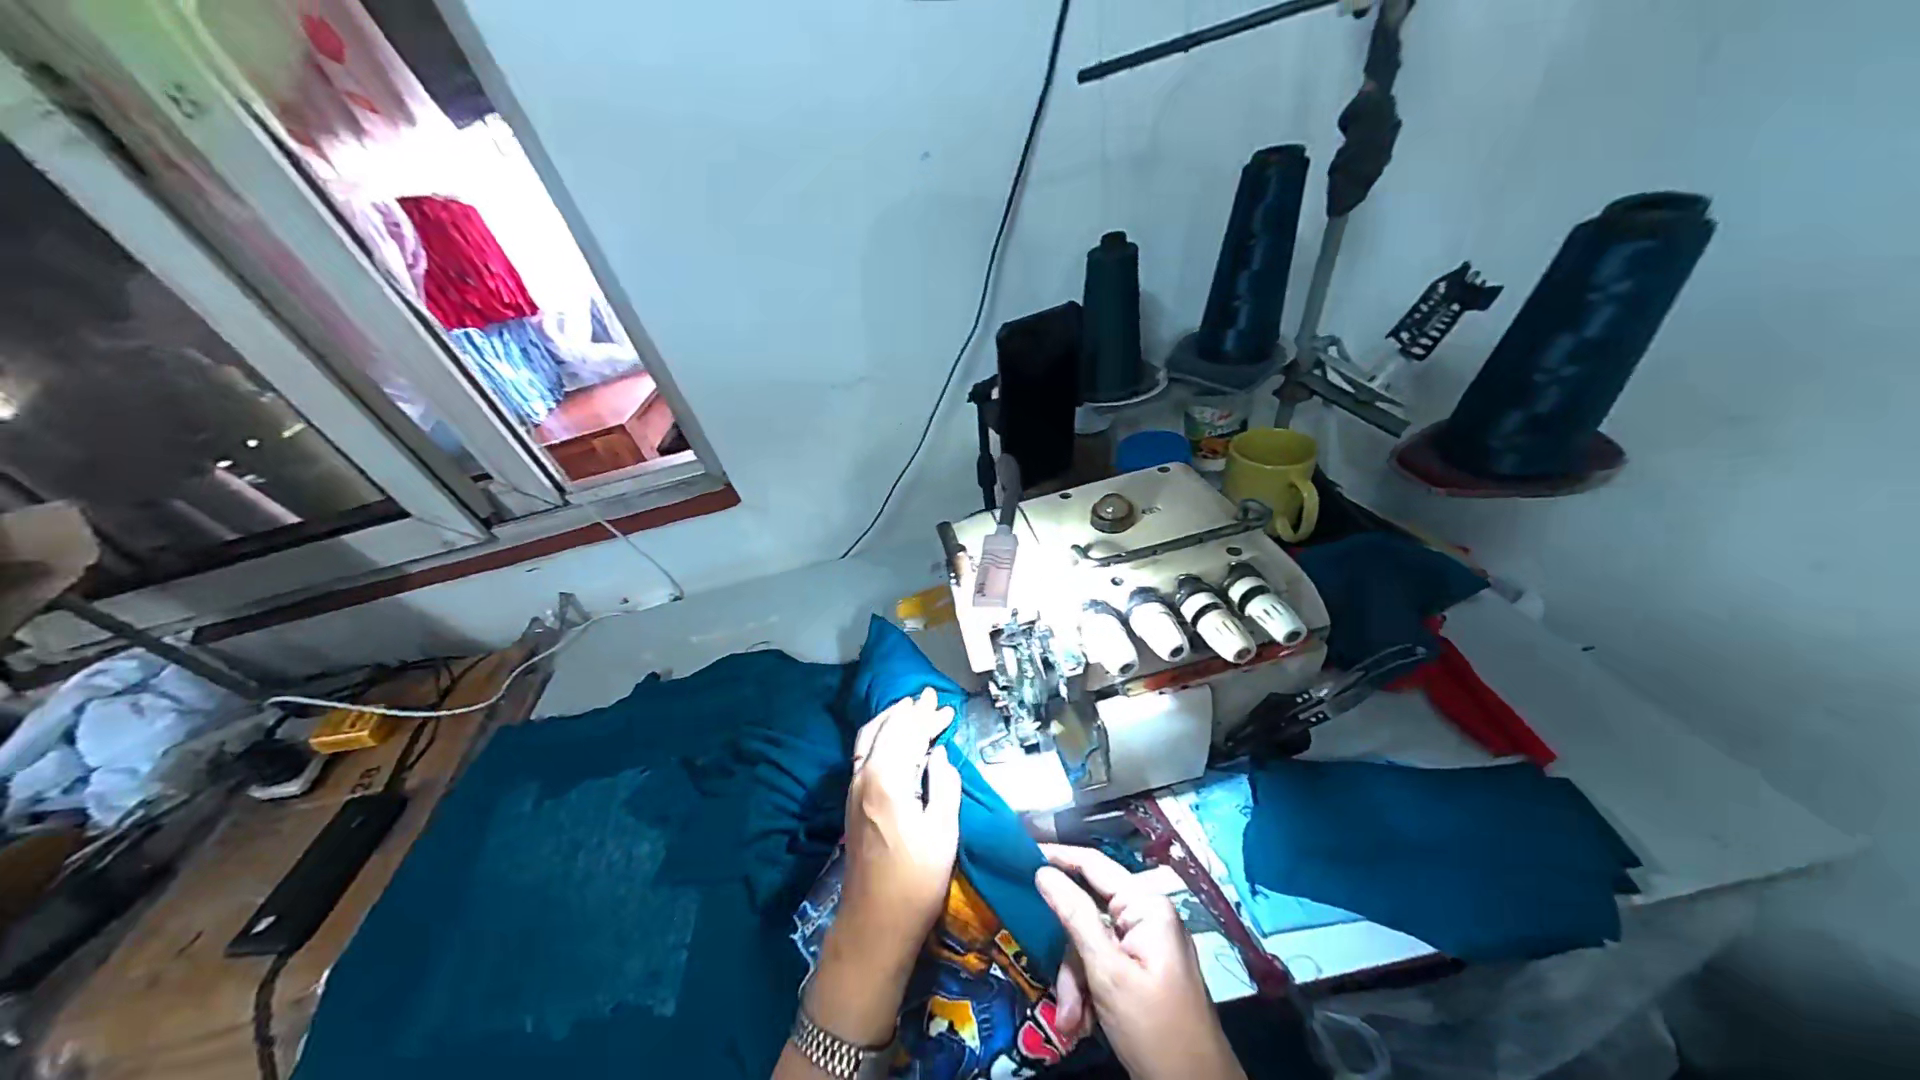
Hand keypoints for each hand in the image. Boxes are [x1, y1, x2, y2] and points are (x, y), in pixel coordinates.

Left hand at [805, 689, 960, 1045]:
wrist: (875, 923)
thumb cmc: (915, 880)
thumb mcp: (942, 832)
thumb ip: (943, 785)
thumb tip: (938, 756)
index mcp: (885, 780)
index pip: (906, 733)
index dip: (925, 716)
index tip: (941, 702)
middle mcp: (863, 778)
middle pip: (884, 731)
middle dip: (908, 712)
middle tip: (929, 699)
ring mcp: (854, 791)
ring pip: (869, 741)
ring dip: (892, 722)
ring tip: (912, 711)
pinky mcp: (853, 805)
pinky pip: (866, 756)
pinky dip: (883, 740)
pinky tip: (898, 744)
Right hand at [1036, 845, 1245, 1079]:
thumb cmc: (1154, 1028)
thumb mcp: (1107, 971)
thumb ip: (1074, 915)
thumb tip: (1043, 870)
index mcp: (1146, 906)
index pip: (1093, 865)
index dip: (1058, 856)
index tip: (1022, 855)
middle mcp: (1146, 917)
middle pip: (1087, 913)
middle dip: (1069, 957)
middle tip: (1063, 1000)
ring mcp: (1144, 944)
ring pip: (1089, 944)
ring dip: (1076, 984)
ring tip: (1074, 1023)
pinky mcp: (1140, 969)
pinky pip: (1102, 964)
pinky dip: (1089, 992)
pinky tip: (1085, 1023)